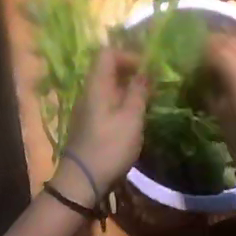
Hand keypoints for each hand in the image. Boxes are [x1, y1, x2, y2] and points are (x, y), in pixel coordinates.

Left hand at [59, 48, 147, 197]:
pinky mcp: (91, 124)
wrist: (82, 181)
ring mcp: (88, 108)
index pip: (108, 53)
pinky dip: (123, 103)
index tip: (148, 69)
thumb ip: (138, 91)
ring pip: (110, 87)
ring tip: (150, 100)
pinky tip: (137, 117)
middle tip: (154, 84)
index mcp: (97, 85)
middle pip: (109, 69)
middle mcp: (90, 92)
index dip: (129, 55)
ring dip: (129, 89)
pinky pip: (108, 103)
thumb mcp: (131, 118)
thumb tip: (146, 70)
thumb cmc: (109, 147)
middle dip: (132, 72)